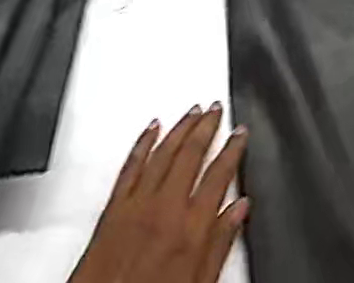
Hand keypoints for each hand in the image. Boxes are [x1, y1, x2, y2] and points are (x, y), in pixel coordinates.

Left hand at [68, 105, 249, 282]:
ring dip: (180, 127)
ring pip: (163, 151)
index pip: (219, 176)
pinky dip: (143, 142)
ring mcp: (137, 204)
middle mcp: (165, 209)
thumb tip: (239, 210)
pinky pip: (131, 165)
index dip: (232, 150)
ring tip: (193, 110)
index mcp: (191, 230)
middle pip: (191, 153)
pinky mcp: (113, 209)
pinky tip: (152, 127)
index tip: (240, 133)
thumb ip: (220, 245)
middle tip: (216, 108)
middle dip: (206, 126)